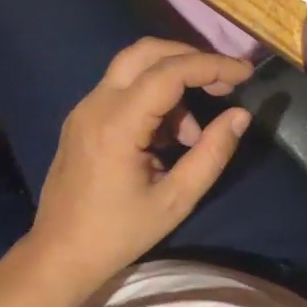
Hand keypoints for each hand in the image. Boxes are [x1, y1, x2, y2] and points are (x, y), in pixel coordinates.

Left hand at [28, 39, 252, 286]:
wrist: (60, 254)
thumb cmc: (119, 234)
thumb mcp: (175, 200)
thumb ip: (211, 154)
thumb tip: (240, 115)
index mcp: (117, 124)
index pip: (170, 72)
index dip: (212, 65)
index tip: (246, 74)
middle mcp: (95, 104)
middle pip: (146, 52)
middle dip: (191, 58)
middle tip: (225, 83)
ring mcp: (84, 109)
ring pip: (133, 68)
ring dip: (172, 82)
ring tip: (194, 134)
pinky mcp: (82, 120)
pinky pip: (122, 90)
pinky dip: (153, 98)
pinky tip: (169, 139)